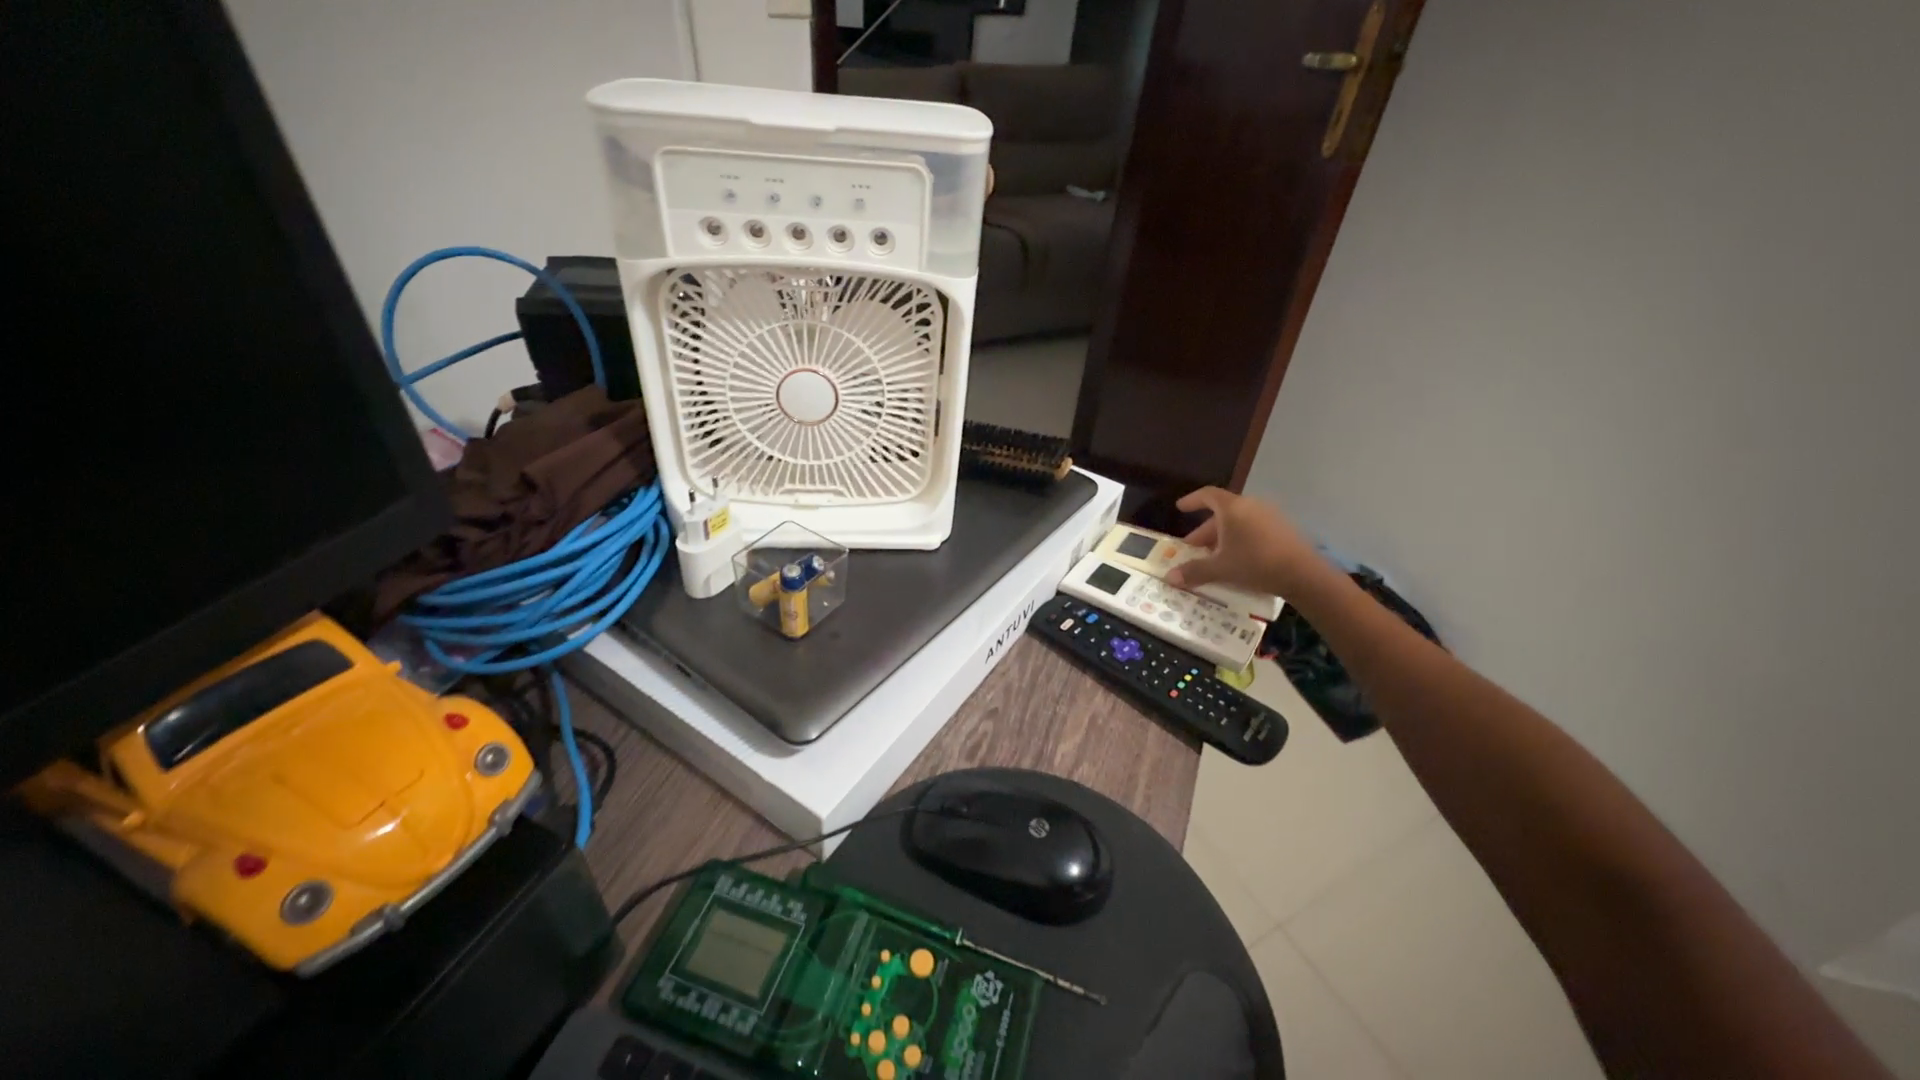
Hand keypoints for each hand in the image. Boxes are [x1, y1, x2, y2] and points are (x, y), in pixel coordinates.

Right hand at [1165, 487, 1322, 596]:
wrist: (1302, 573)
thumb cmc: (1255, 564)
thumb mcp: (1221, 569)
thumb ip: (1194, 571)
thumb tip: (1169, 577)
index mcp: (1232, 508)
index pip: (1208, 495)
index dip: (1192, 500)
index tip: (1180, 508)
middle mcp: (1251, 505)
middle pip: (1222, 512)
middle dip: (1205, 530)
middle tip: (1193, 547)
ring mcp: (1270, 515)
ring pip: (1239, 522)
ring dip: (1223, 537)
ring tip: (1215, 556)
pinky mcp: (1283, 528)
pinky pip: (1254, 528)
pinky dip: (1241, 539)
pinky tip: (1239, 559)